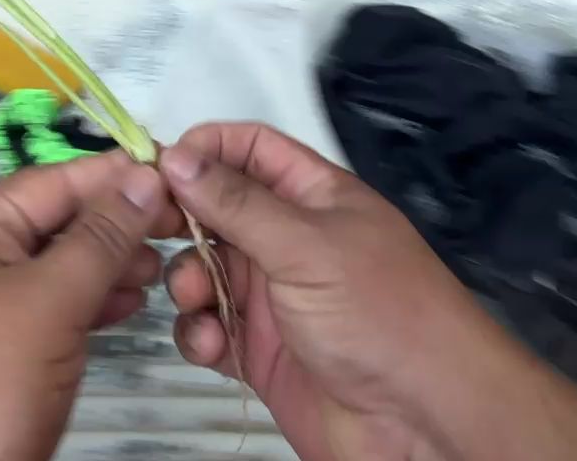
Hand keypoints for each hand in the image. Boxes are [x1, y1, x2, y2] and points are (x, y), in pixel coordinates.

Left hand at [0, 150, 174, 460]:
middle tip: (179, 226)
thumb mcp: (49, 303)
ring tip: (162, 269)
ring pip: (62, 262)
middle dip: (118, 222)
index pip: (57, 181)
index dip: (116, 174)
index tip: (175, 172)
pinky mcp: (0, 341)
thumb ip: (100, 237)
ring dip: (111, 262)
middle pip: (60, 219)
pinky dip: (93, 299)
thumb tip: (143, 176)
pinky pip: (54, 301)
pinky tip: (131, 304)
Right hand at [159, 122, 466, 460]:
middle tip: (150, 230)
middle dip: (183, 218)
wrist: (426, 429)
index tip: (160, 165)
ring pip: (204, 268)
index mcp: (310, 195)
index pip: (249, 148)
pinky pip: (209, 326)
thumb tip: (174, 156)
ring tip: (195, 298)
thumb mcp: (306, 245)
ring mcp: (271, 295)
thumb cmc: (379, 313)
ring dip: (188, 280)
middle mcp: (286, 238)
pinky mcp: (258, 349)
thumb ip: (235, 202)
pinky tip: (211, 345)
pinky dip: (200, 332)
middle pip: (216, 208)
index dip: (205, 148)